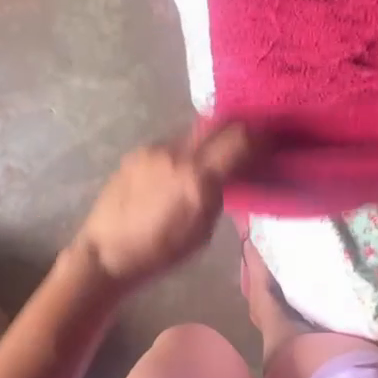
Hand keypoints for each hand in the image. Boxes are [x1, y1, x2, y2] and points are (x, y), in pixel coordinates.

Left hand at [68, 124, 255, 290]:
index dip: (262, 136)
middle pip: (218, 124)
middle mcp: (176, 154)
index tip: (272, 141)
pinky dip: (186, 152)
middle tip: (251, 141)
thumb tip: (230, 174)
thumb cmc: (159, 254)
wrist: (105, 253)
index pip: (240, 138)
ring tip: (214, 159)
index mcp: (197, 178)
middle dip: (239, 130)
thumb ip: (219, 194)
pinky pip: (172, 144)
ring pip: (194, 133)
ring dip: (210, 141)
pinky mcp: (137, 152)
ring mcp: (153, 150)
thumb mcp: (203, 231)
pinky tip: (181, 171)